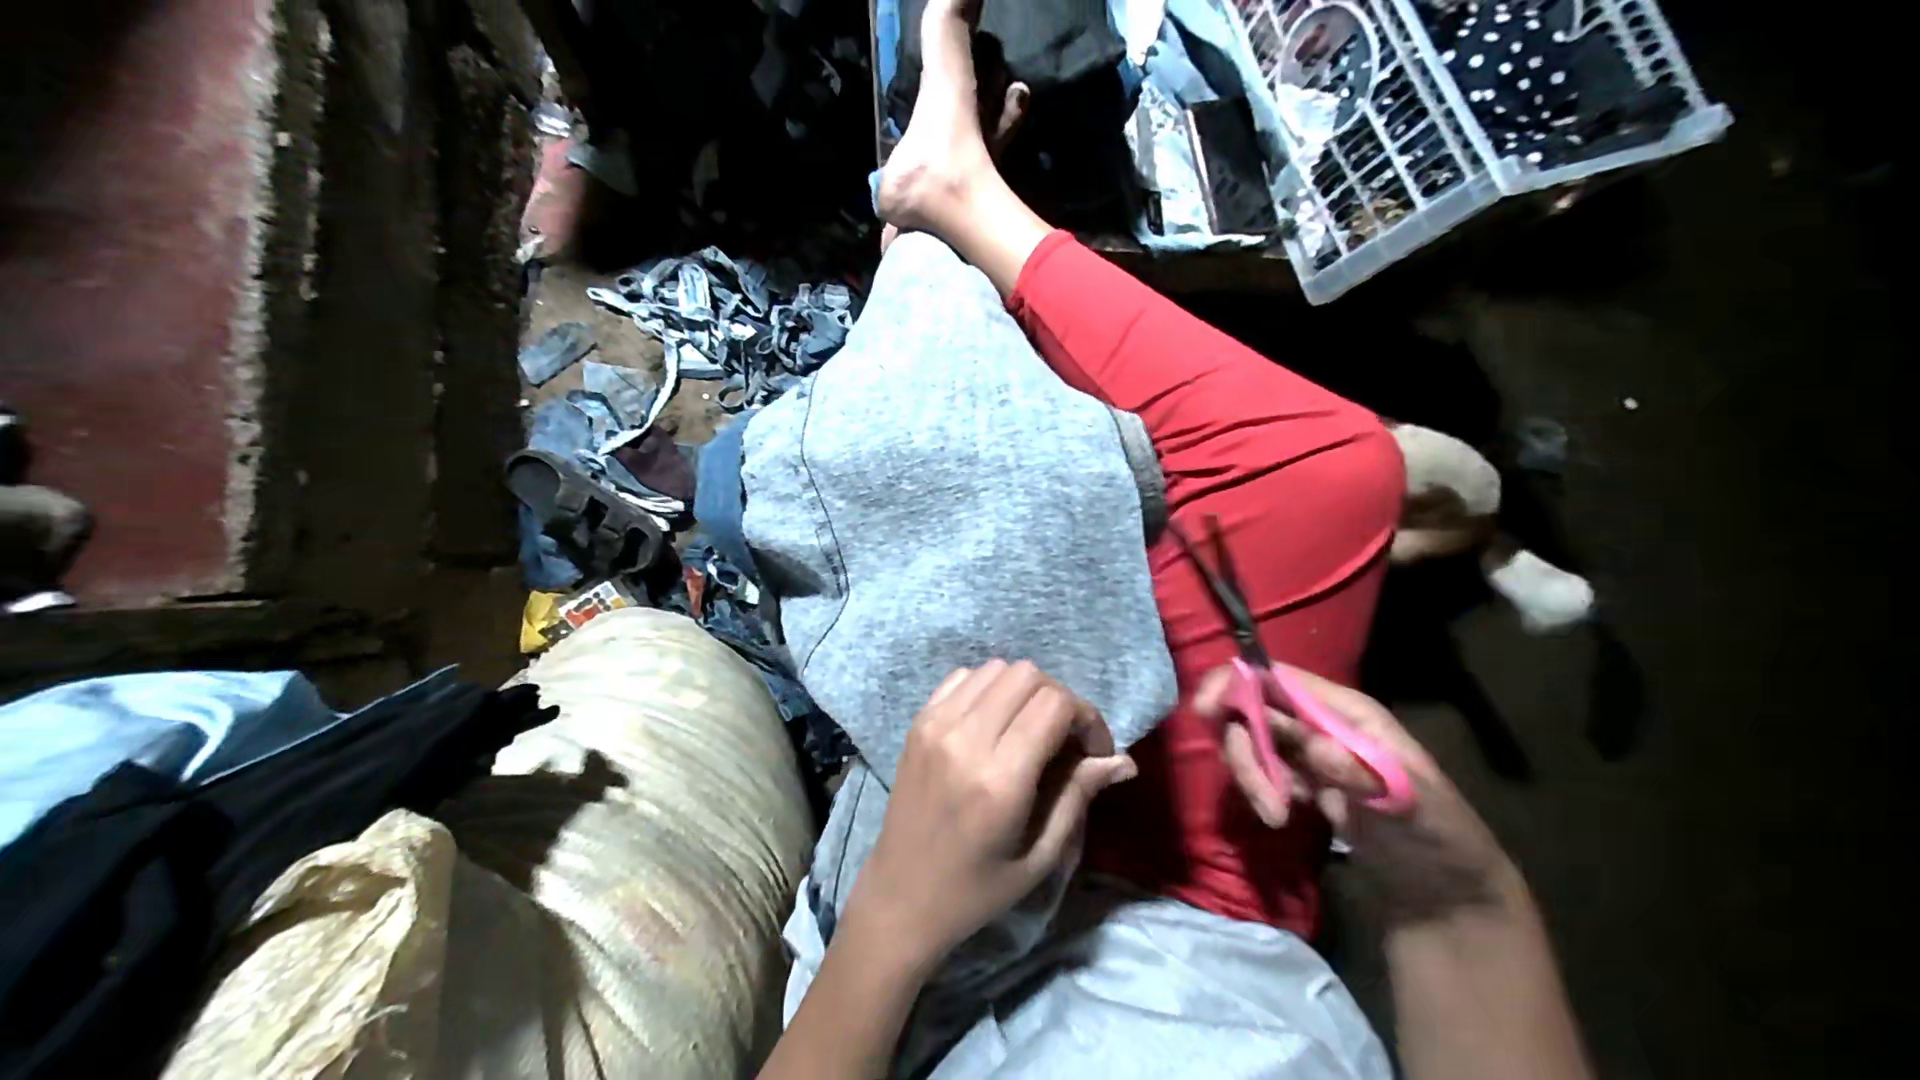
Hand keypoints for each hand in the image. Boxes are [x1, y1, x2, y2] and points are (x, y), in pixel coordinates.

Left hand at [848, 660, 1137, 969]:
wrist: (901, 894)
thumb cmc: (976, 889)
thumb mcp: (1039, 856)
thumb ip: (1079, 796)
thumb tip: (1124, 761)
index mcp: (999, 778)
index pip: (1055, 704)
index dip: (1086, 718)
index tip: (1093, 751)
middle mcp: (965, 738)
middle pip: (1028, 675)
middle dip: (1059, 699)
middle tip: (1065, 739)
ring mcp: (935, 724)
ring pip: (997, 668)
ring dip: (1025, 690)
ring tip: (1031, 729)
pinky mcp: (918, 721)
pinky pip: (963, 677)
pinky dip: (989, 688)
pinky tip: (995, 723)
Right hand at [1198, 665, 1517, 923]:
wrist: (1447, 895)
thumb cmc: (1440, 838)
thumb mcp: (1411, 805)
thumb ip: (1361, 772)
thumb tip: (1311, 744)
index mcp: (1345, 710)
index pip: (1276, 677)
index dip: (1235, 683)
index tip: (1206, 711)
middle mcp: (1319, 721)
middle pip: (1252, 709)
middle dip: (1243, 749)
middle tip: (1265, 800)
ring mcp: (1306, 751)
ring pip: (1250, 741)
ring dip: (1250, 775)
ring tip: (1276, 816)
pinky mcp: (1299, 781)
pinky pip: (1260, 770)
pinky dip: (1259, 790)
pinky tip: (1281, 817)